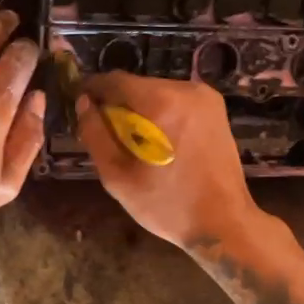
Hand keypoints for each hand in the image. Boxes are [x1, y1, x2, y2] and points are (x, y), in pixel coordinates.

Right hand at [76, 72, 257, 246]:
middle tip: (106, 136)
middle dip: (117, 106)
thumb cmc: (167, 205)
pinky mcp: (216, 109)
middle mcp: (186, 90)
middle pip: (137, 86)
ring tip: (133, 144)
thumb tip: (84, 104)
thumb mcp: (118, 176)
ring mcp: (206, 98)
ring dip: (139, 112)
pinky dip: (160, 116)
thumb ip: (96, 135)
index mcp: (161, 103)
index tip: (80, 107)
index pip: (115, 80)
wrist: (223, 223)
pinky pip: (175, 102)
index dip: (93, 91)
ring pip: (156, 93)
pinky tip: (158, 144)